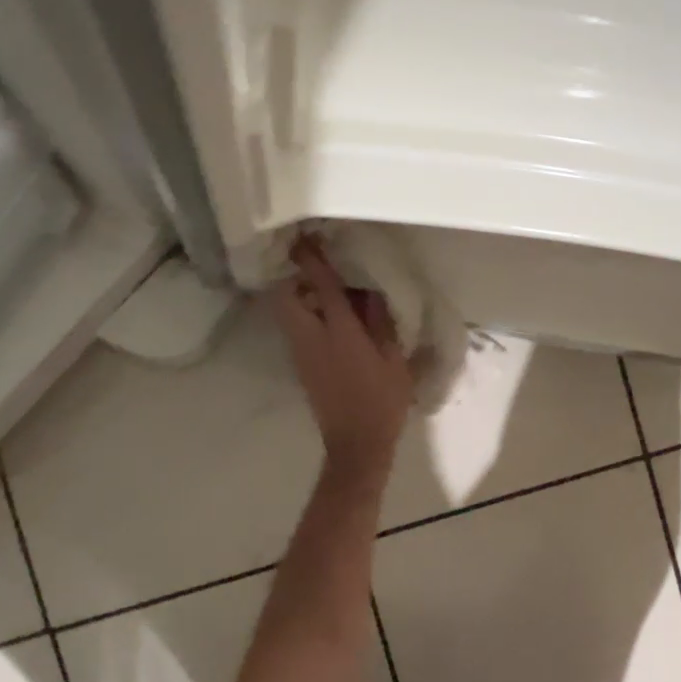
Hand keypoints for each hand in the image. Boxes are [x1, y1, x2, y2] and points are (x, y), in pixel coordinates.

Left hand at [271, 236, 413, 477]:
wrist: (355, 445)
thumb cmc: (382, 403)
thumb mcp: (393, 361)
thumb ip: (380, 323)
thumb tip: (369, 293)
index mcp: (340, 333)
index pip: (321, 286)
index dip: (312, 259)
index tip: (307, 236)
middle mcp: (312, 338)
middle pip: (287, 297)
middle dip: (295, 278)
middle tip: (318, 270)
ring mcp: (301, 354)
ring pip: (288, 313)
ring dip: (300, 297)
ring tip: (328, 294)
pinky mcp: (300, 367)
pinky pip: (296, 330)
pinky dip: (305, 317)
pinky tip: (330, 321)